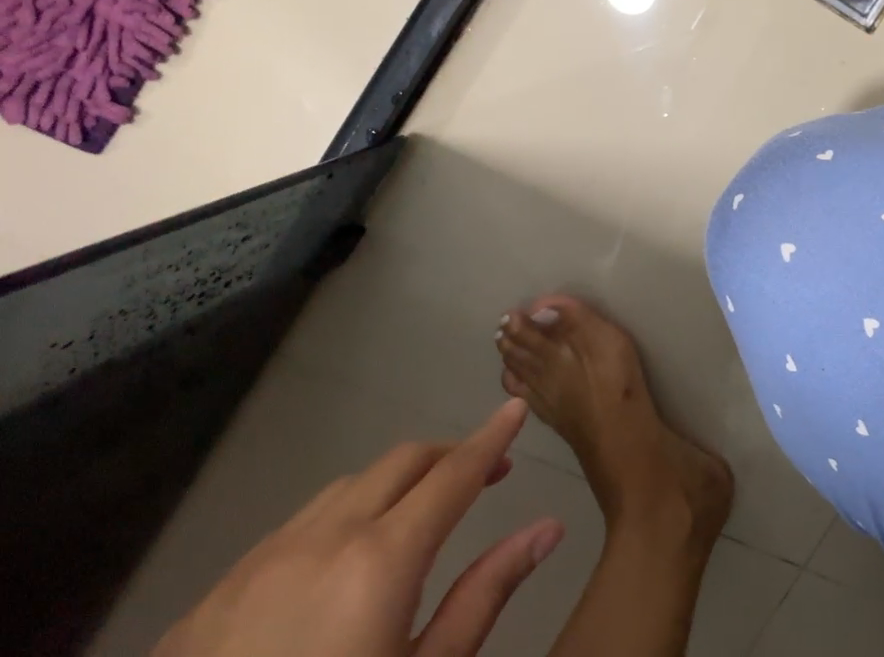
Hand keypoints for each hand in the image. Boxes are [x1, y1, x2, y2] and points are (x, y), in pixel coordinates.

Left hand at [155, 400, 562, 656]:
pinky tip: (333, 579)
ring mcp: (252, 569)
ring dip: (389, 488)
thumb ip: (487, 591)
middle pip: (398, 464)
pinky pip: (284, 538)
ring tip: (412, 522)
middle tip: (484, 474)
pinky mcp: (204, 605)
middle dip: (446, 455)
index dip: (491, 439)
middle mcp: (318, 542)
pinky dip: (331, 529)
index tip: (515, 409)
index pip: (453, 474)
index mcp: (382, 558)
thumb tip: (547, 528)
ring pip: (339, 493)